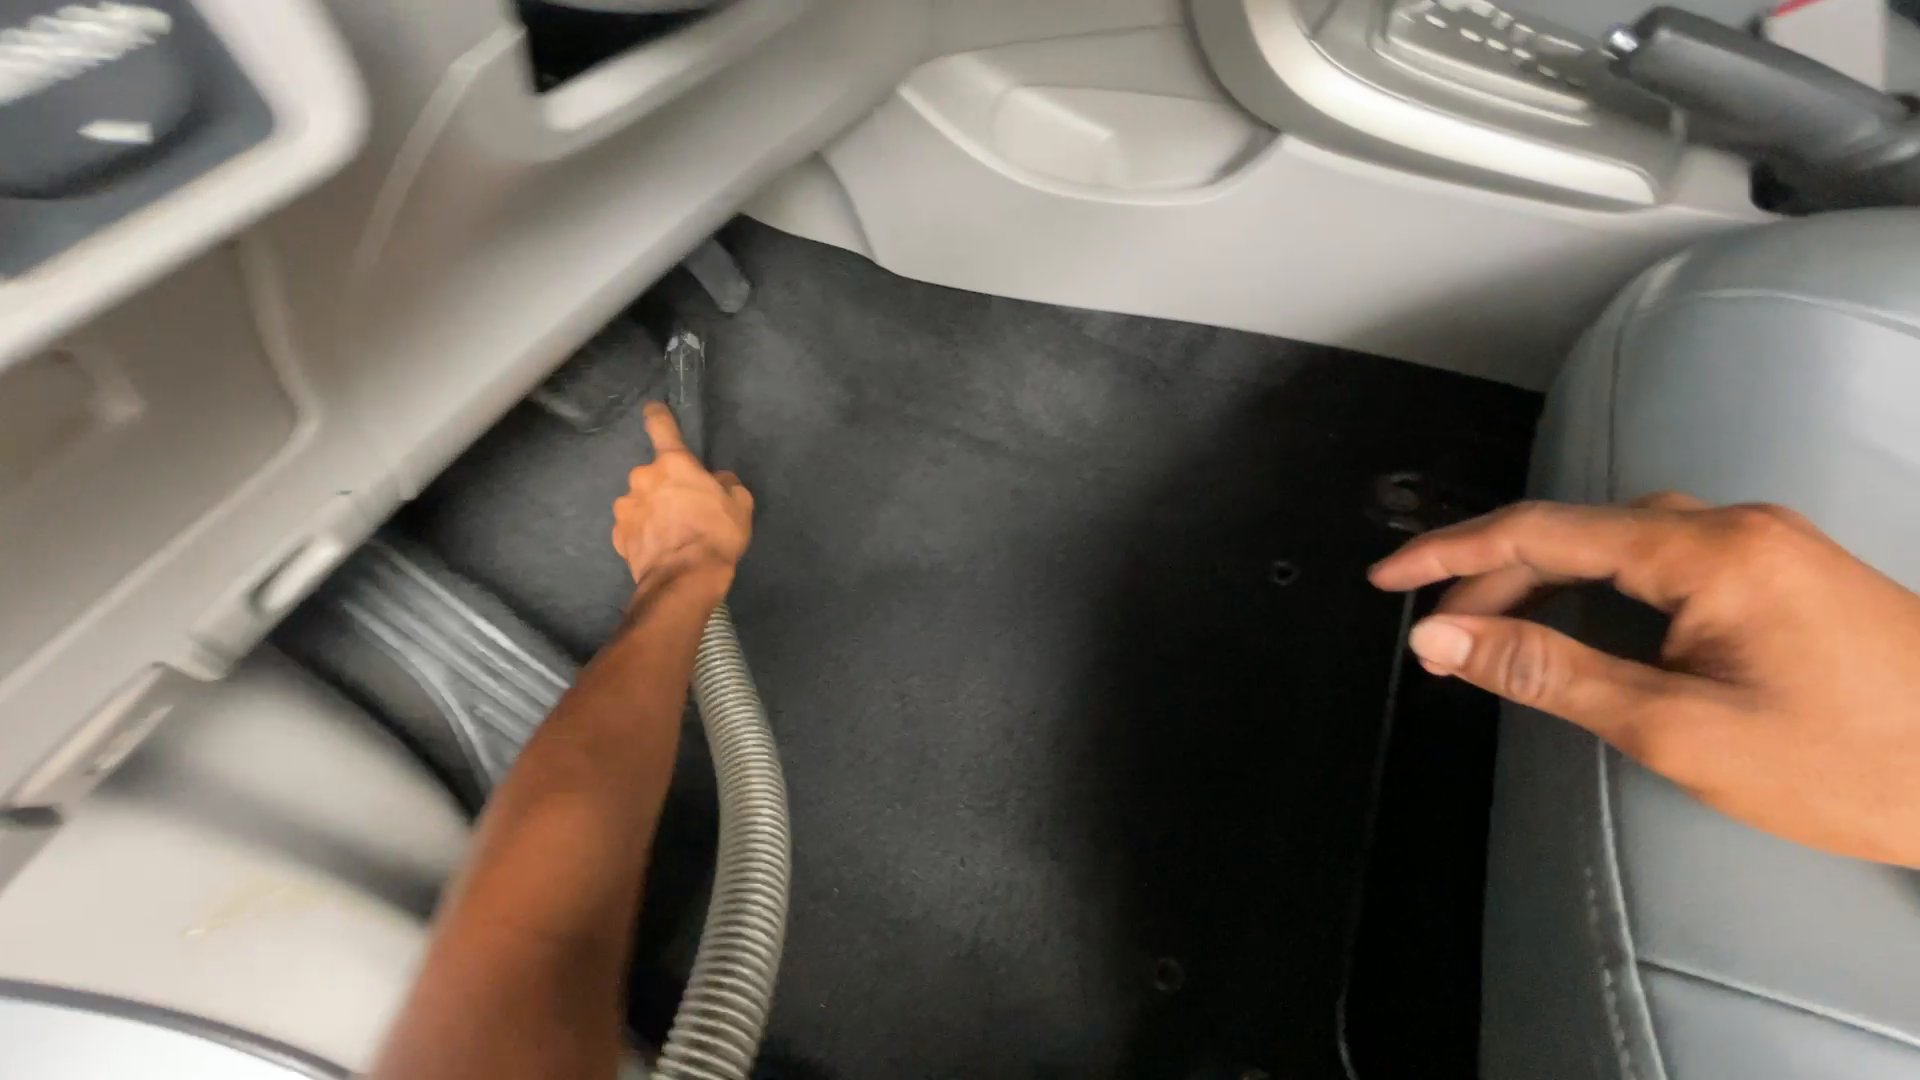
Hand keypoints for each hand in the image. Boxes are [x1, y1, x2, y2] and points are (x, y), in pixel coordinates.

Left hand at [611, 403, 753, 595]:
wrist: (684, 578)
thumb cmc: (715, 534)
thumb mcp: (740, 505)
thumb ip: (727, 484)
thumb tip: (717, 479)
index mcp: (673, 464)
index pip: (661, 428)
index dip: (658, 416)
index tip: (653, 409)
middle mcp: (642, 478)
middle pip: (654, 475)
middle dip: (666, 486)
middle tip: (687, 509)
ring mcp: (626, 507)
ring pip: (642, 501)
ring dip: (653, 510)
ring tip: (673, 534)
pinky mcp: (618, 535)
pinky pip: (634, 526)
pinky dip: (644, 533)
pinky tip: (660, 548)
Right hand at [1369, 494, 1919, 867]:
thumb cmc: (1853, 766)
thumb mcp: (1673, 727)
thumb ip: (1542, 671)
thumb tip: (1433, 637)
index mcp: (1704, 551)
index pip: (1536, 531)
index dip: (1447, 553)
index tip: (1385, 579)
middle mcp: (1726, 526)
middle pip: (1567, 534)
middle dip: (1487, 581)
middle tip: (1436, 640)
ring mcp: (1756, 544)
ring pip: (1605, 545)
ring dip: (1532, 585)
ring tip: (1485, 636)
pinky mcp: (1772, 570)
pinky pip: (1645, 560)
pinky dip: (1583, 589)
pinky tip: (1565, 622)